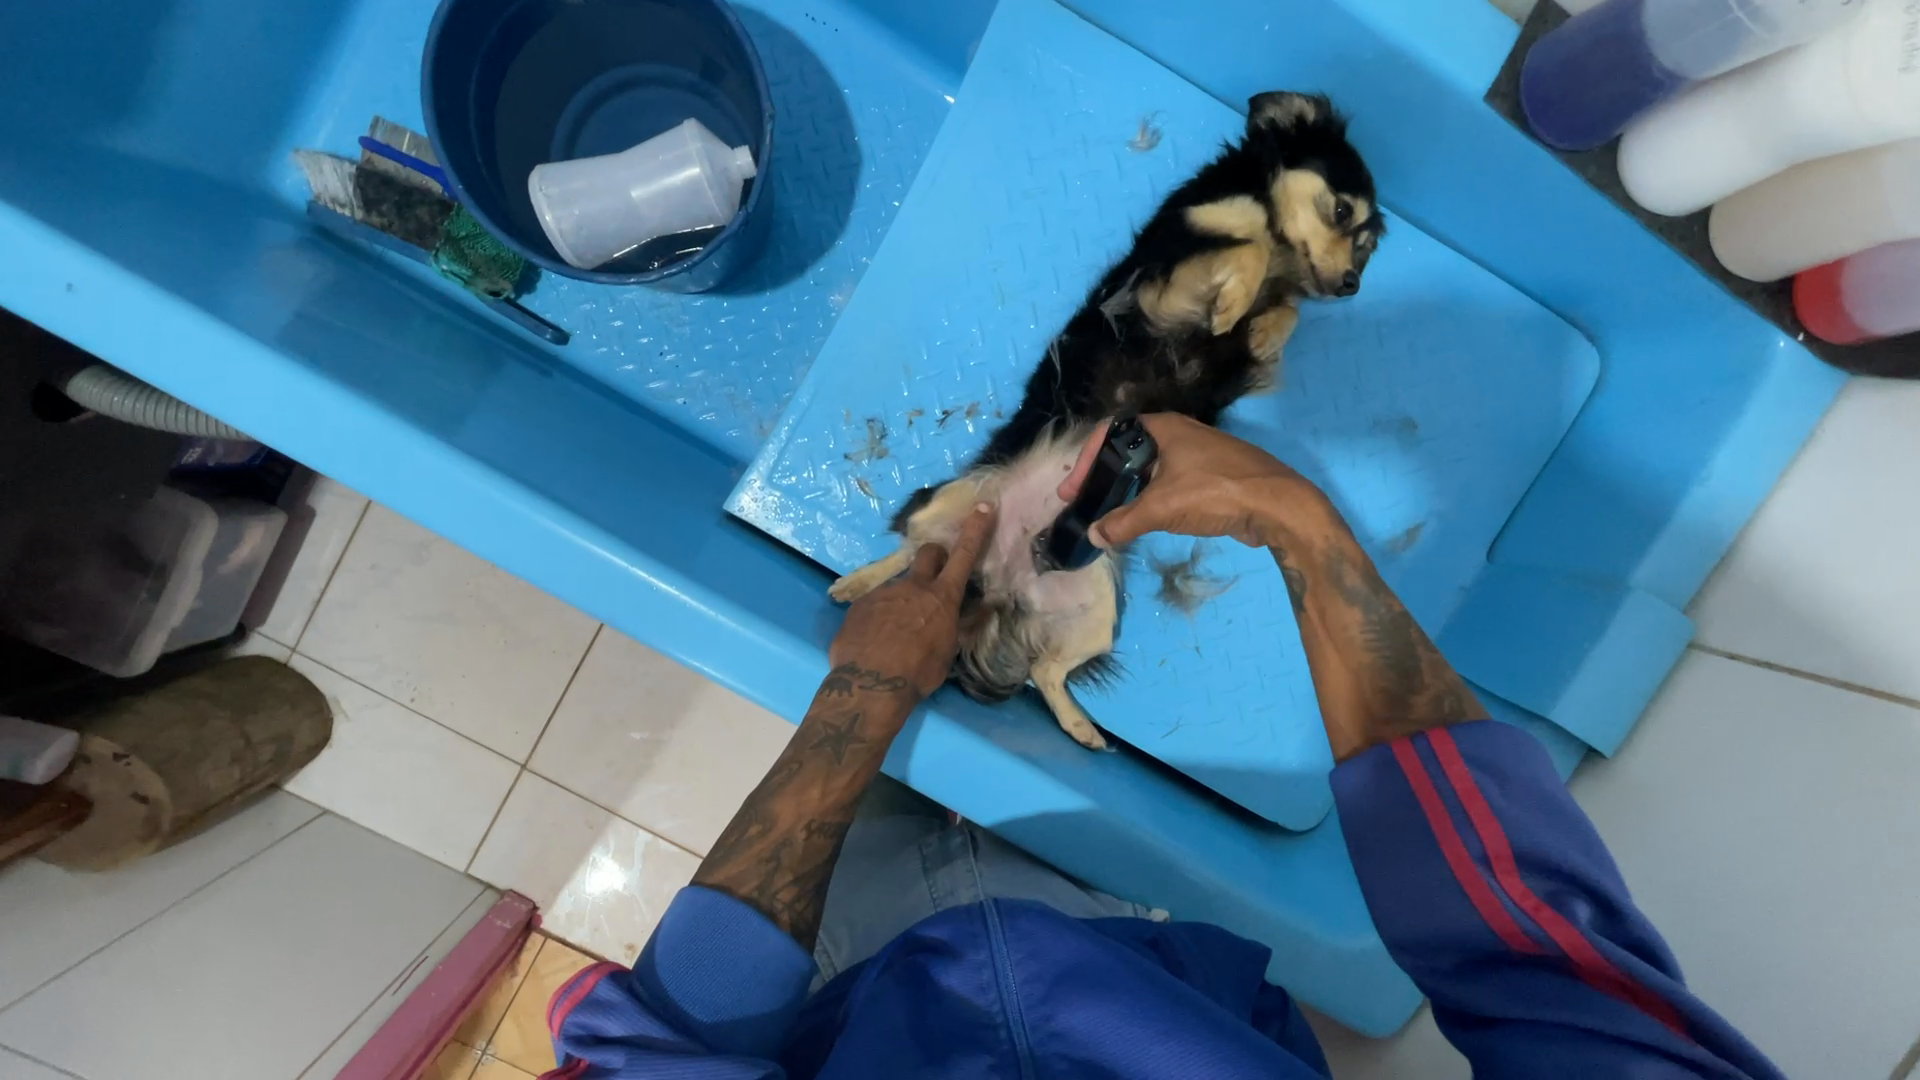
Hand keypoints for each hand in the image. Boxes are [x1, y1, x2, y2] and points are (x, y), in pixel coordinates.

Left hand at [829, 504, 995, 697]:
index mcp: (942, 597)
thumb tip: (973, 613)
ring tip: (895, 633)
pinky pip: (875, 605)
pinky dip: (878, 617)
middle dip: (934, 557)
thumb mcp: (947, 653)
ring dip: (902, 601)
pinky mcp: (860, 604)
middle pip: (928, 553)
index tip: (982, 507)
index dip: (975, 530)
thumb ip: (955, 627)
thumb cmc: (918, 673)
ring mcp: (884, 592)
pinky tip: (875, 640)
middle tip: (933, 576)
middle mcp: (913, 586)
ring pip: (899, 587)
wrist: (870, 684)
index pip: (963, 556)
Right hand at [1058, 413, 1330, 549]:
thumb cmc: (1215, 492)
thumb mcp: (1160, 508)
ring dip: (1126, 490)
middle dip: (1102, 476)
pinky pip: (1168, 483)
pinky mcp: (1210, 475)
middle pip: (1126, 451)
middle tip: (1084, 500)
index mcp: (1162, 427)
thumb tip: (1094, 535)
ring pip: (1148, 469)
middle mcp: (1177, 433)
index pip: (1109, 434)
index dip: (1086, 460)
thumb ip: (1122, 522)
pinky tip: (1143, 520)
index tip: (1072, 489)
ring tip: (1109, 513)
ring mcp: (1196, 454)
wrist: (1277, 505)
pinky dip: (1149, 498)